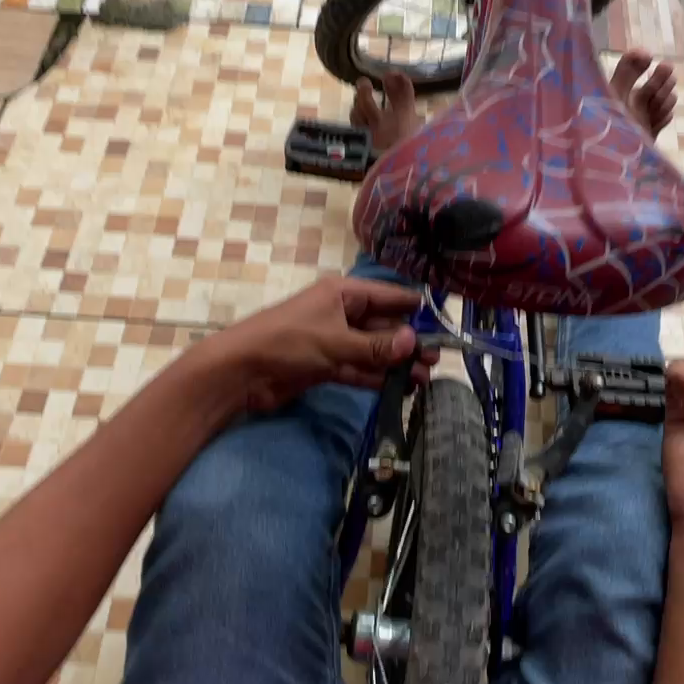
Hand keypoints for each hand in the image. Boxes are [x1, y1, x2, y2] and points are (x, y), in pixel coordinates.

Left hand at [197, 276, 432, 412]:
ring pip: (372, 350)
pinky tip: (399, 388)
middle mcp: (341, 314)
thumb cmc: (288, 342)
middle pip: (382, 325)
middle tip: (436, 359)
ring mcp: (333, 341)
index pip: (386, 295)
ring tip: (424, 378)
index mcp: (342, 294)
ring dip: (395, 363)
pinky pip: (358, 368)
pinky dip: (377, 377)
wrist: (241, 371)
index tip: (441, 318)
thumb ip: (376, 346)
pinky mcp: (326, 366)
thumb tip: (413, 342)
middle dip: (407, 341)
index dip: (413, 306)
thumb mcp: (336, 342)